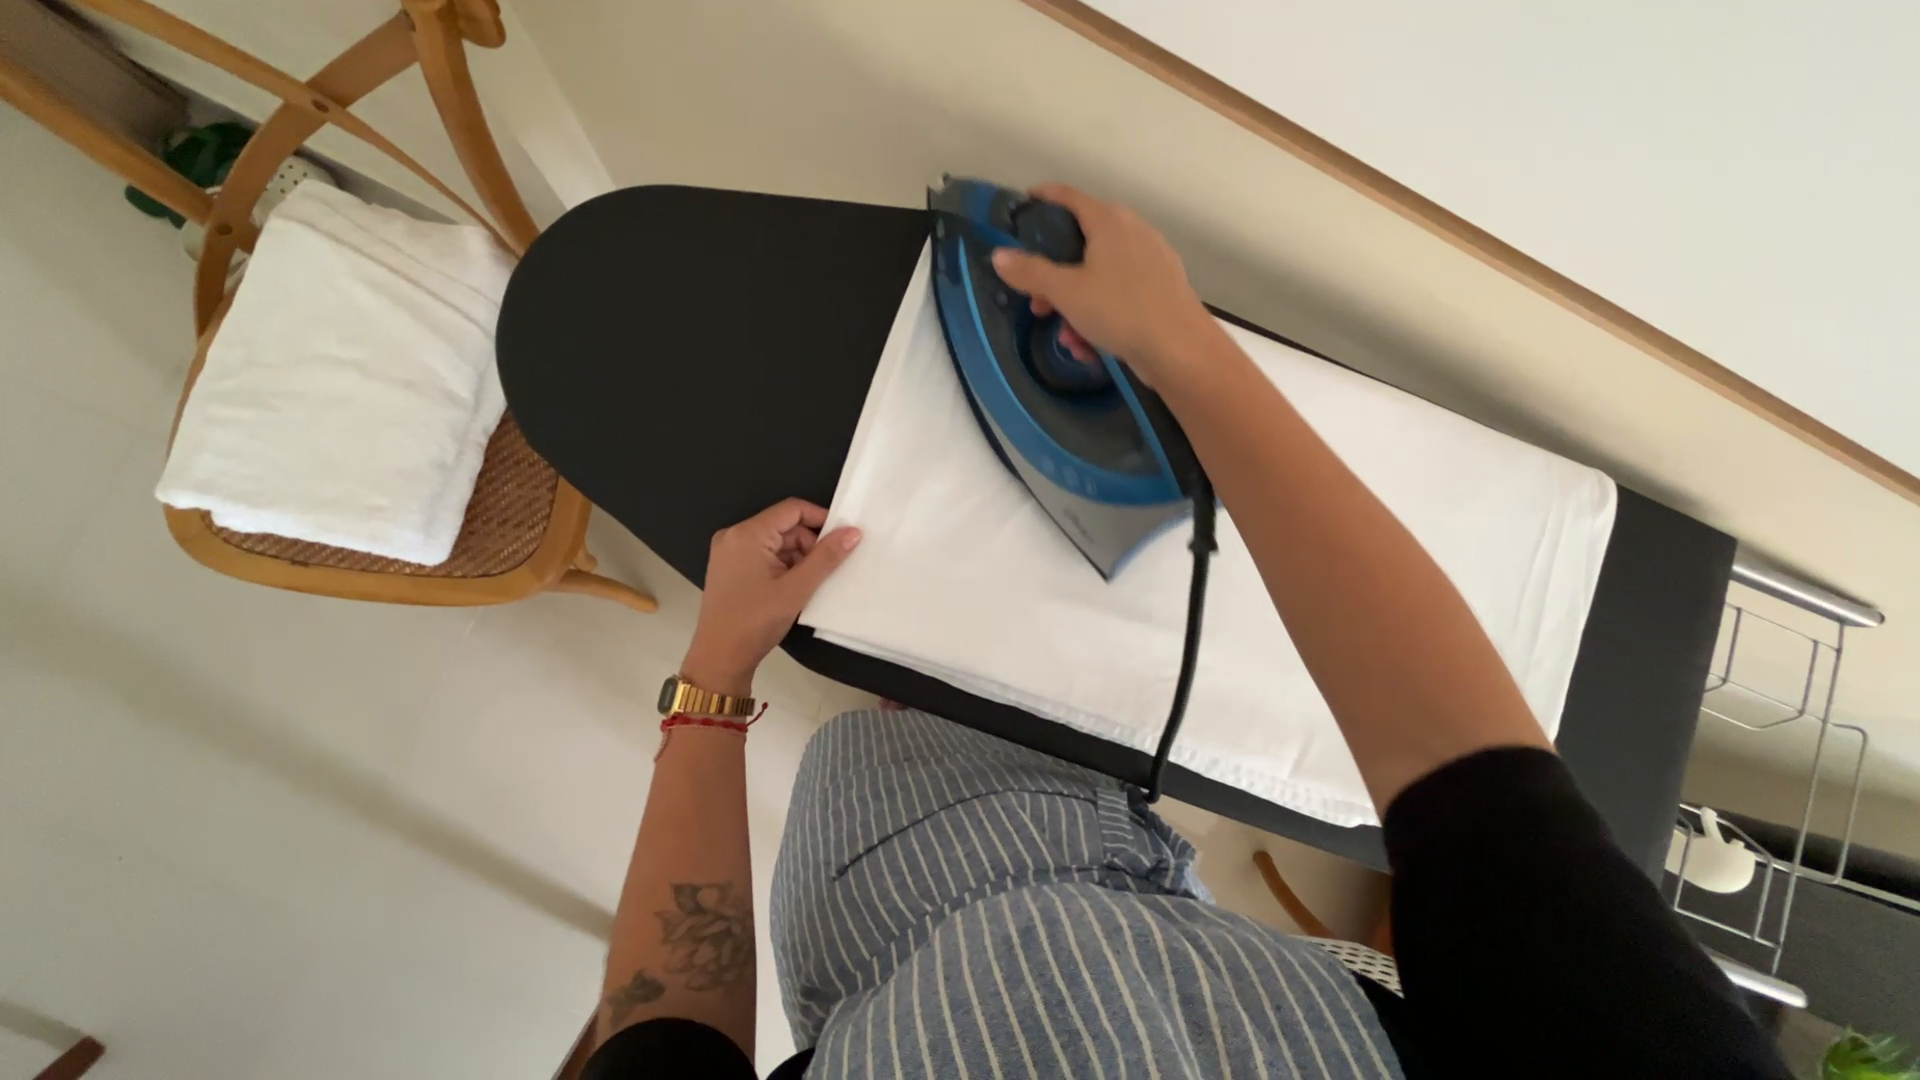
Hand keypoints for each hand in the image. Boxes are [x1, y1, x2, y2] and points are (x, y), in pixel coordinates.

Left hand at [680, 499, 862, 696]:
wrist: (719, 657)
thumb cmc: (756, 621)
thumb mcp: (796, 589)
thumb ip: (826, 558)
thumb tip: (854, 532)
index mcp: (747, 534)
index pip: (792, 509)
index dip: (821, 518)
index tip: (843, 538)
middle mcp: (734, 536)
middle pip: (784, 525)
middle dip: (810, 543)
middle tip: (829, 568)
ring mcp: (729, 552)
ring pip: (776, 542)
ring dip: (798, 557)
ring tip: (812, 582)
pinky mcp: (730, 568)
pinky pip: (764, 555)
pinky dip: (783, 566)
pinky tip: (795, 587)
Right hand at [990, 183, 1217, 387]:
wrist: (1180, 348)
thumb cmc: (1120, 310)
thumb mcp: (1066, 292)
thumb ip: (1030, 272)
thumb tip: (1000, 255)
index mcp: (1108, 220)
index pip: (1068, 196)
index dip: (1041, 199)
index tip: (1021, 210)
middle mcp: (1132, 231)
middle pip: (1081, 244)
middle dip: (1054, 278)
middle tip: (1037, 304)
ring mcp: (1150, 260)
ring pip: (1099, 277)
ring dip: (1075, 307)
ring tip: (1068, 338)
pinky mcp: (1161, 290)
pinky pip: (1119, 296)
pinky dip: (1100, 316)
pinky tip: (1092, 347)